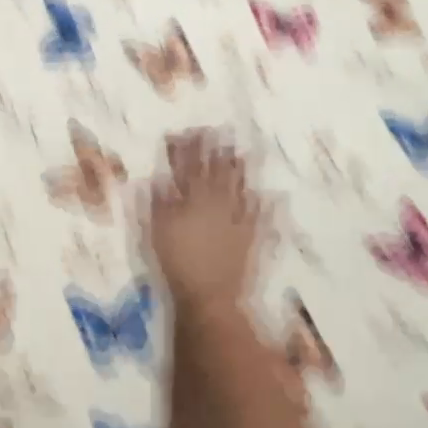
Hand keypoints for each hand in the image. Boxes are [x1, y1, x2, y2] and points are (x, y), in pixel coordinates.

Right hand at [149, 132, 275, 317]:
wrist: (209, 296)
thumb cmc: (175, 262)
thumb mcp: (155, 229)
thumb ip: (157, 201)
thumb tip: (159, 178)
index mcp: (191, 198)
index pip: (189, 166)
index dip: (189, 147)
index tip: (191, 131)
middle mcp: (216, 203)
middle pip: (216, 170)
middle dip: (217, 150)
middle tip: (220, 132)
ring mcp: (237, 219)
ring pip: (240, 187)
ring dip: (241, 168)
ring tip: (243, 153)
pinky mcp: (252, 238)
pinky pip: (261, 216)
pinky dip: (266, 204)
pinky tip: (272, 195)